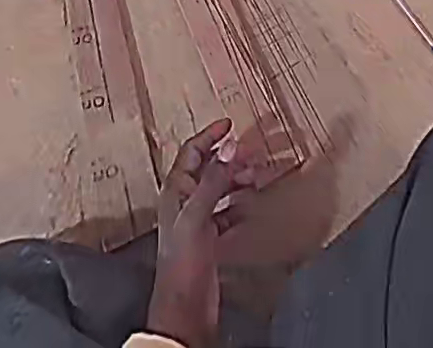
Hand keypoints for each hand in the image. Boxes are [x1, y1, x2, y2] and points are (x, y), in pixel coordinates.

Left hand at [146, 118, 257, 346]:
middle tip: (251, 153)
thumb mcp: (197, 215)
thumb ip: (213, 181)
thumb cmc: (184, 259)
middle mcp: (185, 200)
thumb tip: (229, 148)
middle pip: (207, 168)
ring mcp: (196, 219)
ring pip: (218, 190)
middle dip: (228, 158)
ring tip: (255, 177)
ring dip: (235, 180)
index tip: (228, 124)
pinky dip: (237, 207)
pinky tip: (249, 207)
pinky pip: (225, 214)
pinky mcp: (208, 239)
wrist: (184, 308)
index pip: (192, 151)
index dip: (209, 135)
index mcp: (177, 188)